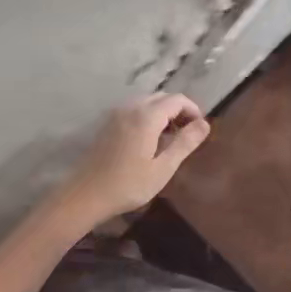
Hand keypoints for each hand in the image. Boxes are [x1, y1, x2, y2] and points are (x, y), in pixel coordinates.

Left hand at [54, 93, 210, 226]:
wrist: (86, 194)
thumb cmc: (128, 185)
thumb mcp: (163, 168)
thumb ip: (185, 143)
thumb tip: (204, 123)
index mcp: (145, 116)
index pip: (177, 99)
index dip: (193, 110)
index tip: (200, 129)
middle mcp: (129, 108)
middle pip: (160, 97)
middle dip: (178, 110)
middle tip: (187, 134)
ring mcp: (114, 115)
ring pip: (145, 102)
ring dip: (161, 113)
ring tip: (170, 139)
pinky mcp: (106, 124)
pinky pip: (132, 111)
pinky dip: (146, 117)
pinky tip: (148, 140)